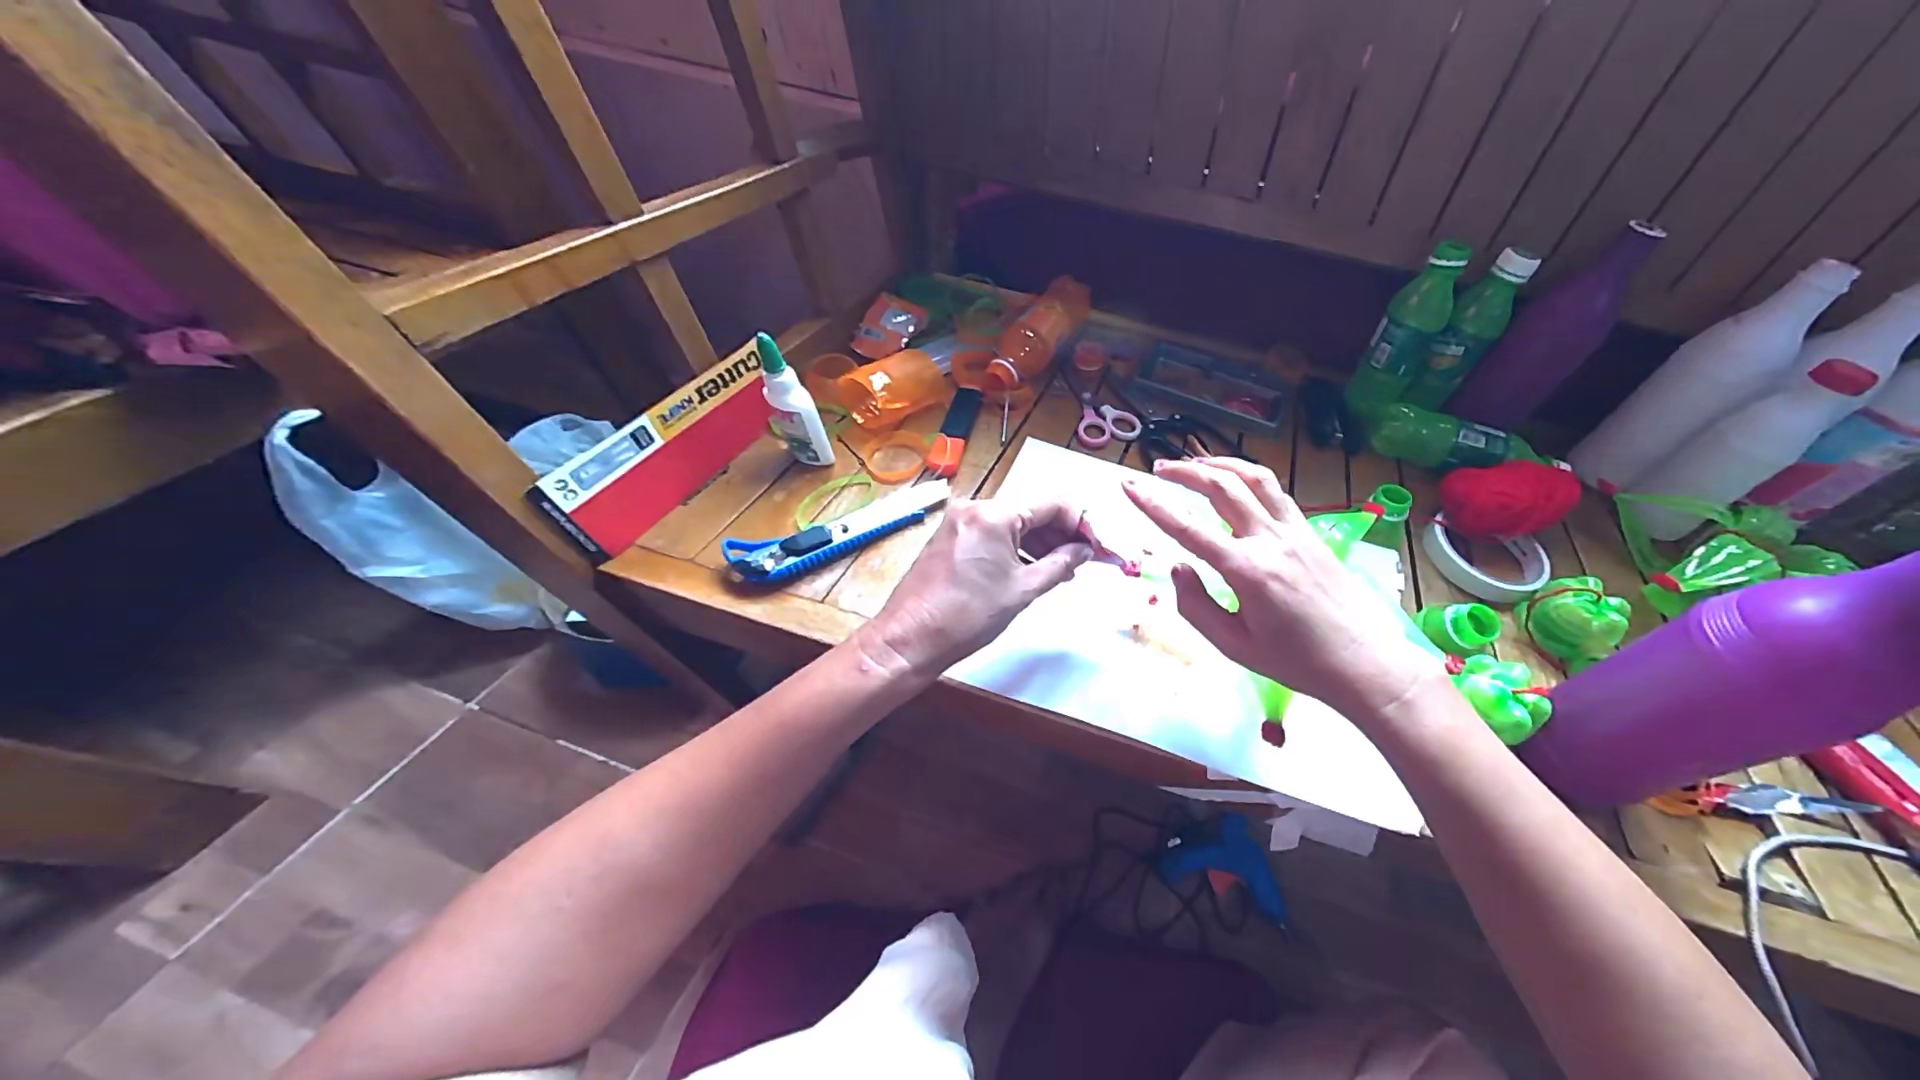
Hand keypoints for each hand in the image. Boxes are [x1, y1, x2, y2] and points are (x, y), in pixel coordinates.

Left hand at [860, 494, 1092, 675]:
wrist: (911, 639)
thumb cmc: (964, 616)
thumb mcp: (1023, 589)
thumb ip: (1060, 563)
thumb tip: (1084, 550)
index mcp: (993, 514)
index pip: (1053, 505)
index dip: (1082, 524)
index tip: (1097, 547)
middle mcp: (974, 508)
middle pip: (1033, 511)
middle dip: (1062, 535)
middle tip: (1086, 561)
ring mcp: (959, 522)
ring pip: (1013, 523)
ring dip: (1040, 543)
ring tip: (1062, 571)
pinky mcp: (950, 538)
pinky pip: (993, 534)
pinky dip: (1015, 548)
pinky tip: (1033, 569)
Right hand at [1122, 457, 1441, 721]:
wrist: (1363, 663)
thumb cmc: (1294, 661)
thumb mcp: (1232, 644)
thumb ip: (1195, 604)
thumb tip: (1179, 567)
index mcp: (1246, 570)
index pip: (1187, 527)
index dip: (1152, 504)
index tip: (1128, 486)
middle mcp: (1270, 540)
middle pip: (1222, 486)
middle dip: (1185, 471)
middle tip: (1158, 470)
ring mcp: (1295, 532)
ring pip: (1255, 477)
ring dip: (1220, 463)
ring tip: (1195, 462)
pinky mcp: (1311, 533)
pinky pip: (1276, 492)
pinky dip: (1249, 477)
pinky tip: (1236, 482)